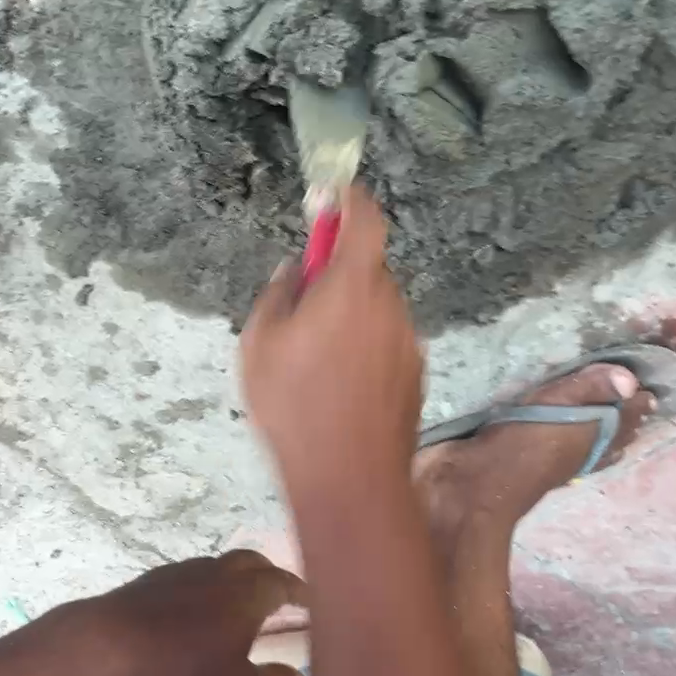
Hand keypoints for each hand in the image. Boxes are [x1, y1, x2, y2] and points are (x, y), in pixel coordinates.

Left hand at [80, 550, 306, 675]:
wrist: (101, 654)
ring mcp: (176, 574)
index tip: (312, 598)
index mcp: (243, 595)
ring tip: (236, 606)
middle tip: (279, 594)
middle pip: (248, 561)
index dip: (298, 590)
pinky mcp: (146, 584)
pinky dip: (202, 590)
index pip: (280, 582)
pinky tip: (192, 616)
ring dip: (232, 580)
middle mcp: (213, 573)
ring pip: (215, 567)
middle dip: (268, 573)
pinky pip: (187, 578)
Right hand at [239, 185, 422, 485]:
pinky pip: (386, 340)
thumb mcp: (259, 342)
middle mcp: (389, 305)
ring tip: (315, 359)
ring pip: (376, 307)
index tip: (335, 194)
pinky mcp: (415, 373)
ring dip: (350, 313)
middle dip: (338, 274)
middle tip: (303, 304)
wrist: (350, 480)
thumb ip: (279, 294)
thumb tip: (297, 272)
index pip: (365, 221)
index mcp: (352, 286)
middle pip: (367, 269)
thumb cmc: (295, 404)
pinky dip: (364, 344)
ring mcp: (408, 341)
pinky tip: (339, 384)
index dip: (352, 200)